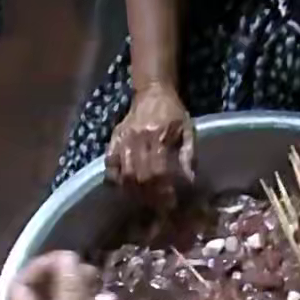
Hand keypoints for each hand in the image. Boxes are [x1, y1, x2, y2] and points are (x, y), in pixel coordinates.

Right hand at [107, 83, 194, 202]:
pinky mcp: (112, 142)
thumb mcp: (187, 130)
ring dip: (134, 192)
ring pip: (124, 176)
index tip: (169, 204)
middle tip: (157, 207)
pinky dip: (115, 180)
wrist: (152, 92)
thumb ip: (188, 155)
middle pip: (140, 177)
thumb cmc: (172, 113)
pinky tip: (126, 186)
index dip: (163, 191)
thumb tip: (189, 181)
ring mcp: (122, 140)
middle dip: (149, 196)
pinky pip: (109, 167)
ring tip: (143, 200)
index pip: (158, 171)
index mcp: (159, 134)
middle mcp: (138, 138)